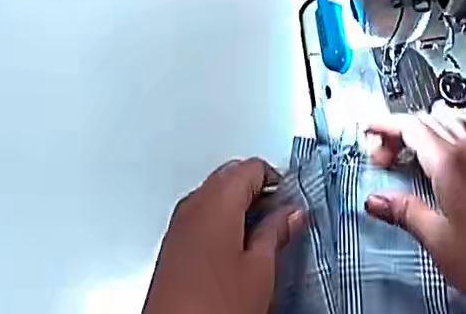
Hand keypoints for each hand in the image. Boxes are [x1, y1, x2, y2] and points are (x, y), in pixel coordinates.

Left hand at [142, 158, 306, 313]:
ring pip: (216, 194)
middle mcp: (195, 200)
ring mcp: (181, 220)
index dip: (277, 181)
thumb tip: (290, 213)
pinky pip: (202, 214)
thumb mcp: (260, 271)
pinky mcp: (173, 241)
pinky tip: (235, 253)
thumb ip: (277, 232)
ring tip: (261, 241)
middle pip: (232, 175)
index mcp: (218, 196)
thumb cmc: (213, 308)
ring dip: (240, 208)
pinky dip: (222, 221)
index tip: (292, 203)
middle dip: (259, 192)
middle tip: (281, 219)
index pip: (252, 166)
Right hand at [365, 113, 465, 313]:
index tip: (368, 129)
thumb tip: (378, 201)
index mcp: (450, 161)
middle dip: (400, 130)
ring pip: (450, 124)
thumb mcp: (438, 241)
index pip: (409, 124)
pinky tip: (445, 164)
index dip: (384, 124)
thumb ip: (404, 212)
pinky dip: (448, 140)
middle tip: (383, 153)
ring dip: (426, 130)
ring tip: (410, 152)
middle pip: (428, 119)